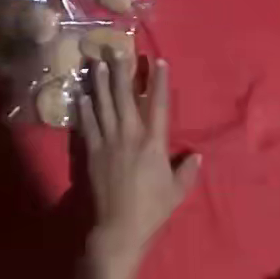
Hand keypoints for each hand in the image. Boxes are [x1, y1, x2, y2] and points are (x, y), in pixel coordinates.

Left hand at [77, 52, 200, 278]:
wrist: (118, 229)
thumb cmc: (152, 210)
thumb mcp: (177, 192)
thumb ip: (187, 171)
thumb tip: (197, 155)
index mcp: (153, 143)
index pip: (159, 105)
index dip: (159, 82)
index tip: (158, 61)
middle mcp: (130, 135)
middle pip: (124, 96)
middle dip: (121, 70)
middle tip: (117, 49)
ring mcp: (109, 141)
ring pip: (103, 104)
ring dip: (99, 82)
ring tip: (96, 62)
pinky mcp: (92, 151)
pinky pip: (88, 124)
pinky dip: (85, 108)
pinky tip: (82, 94)